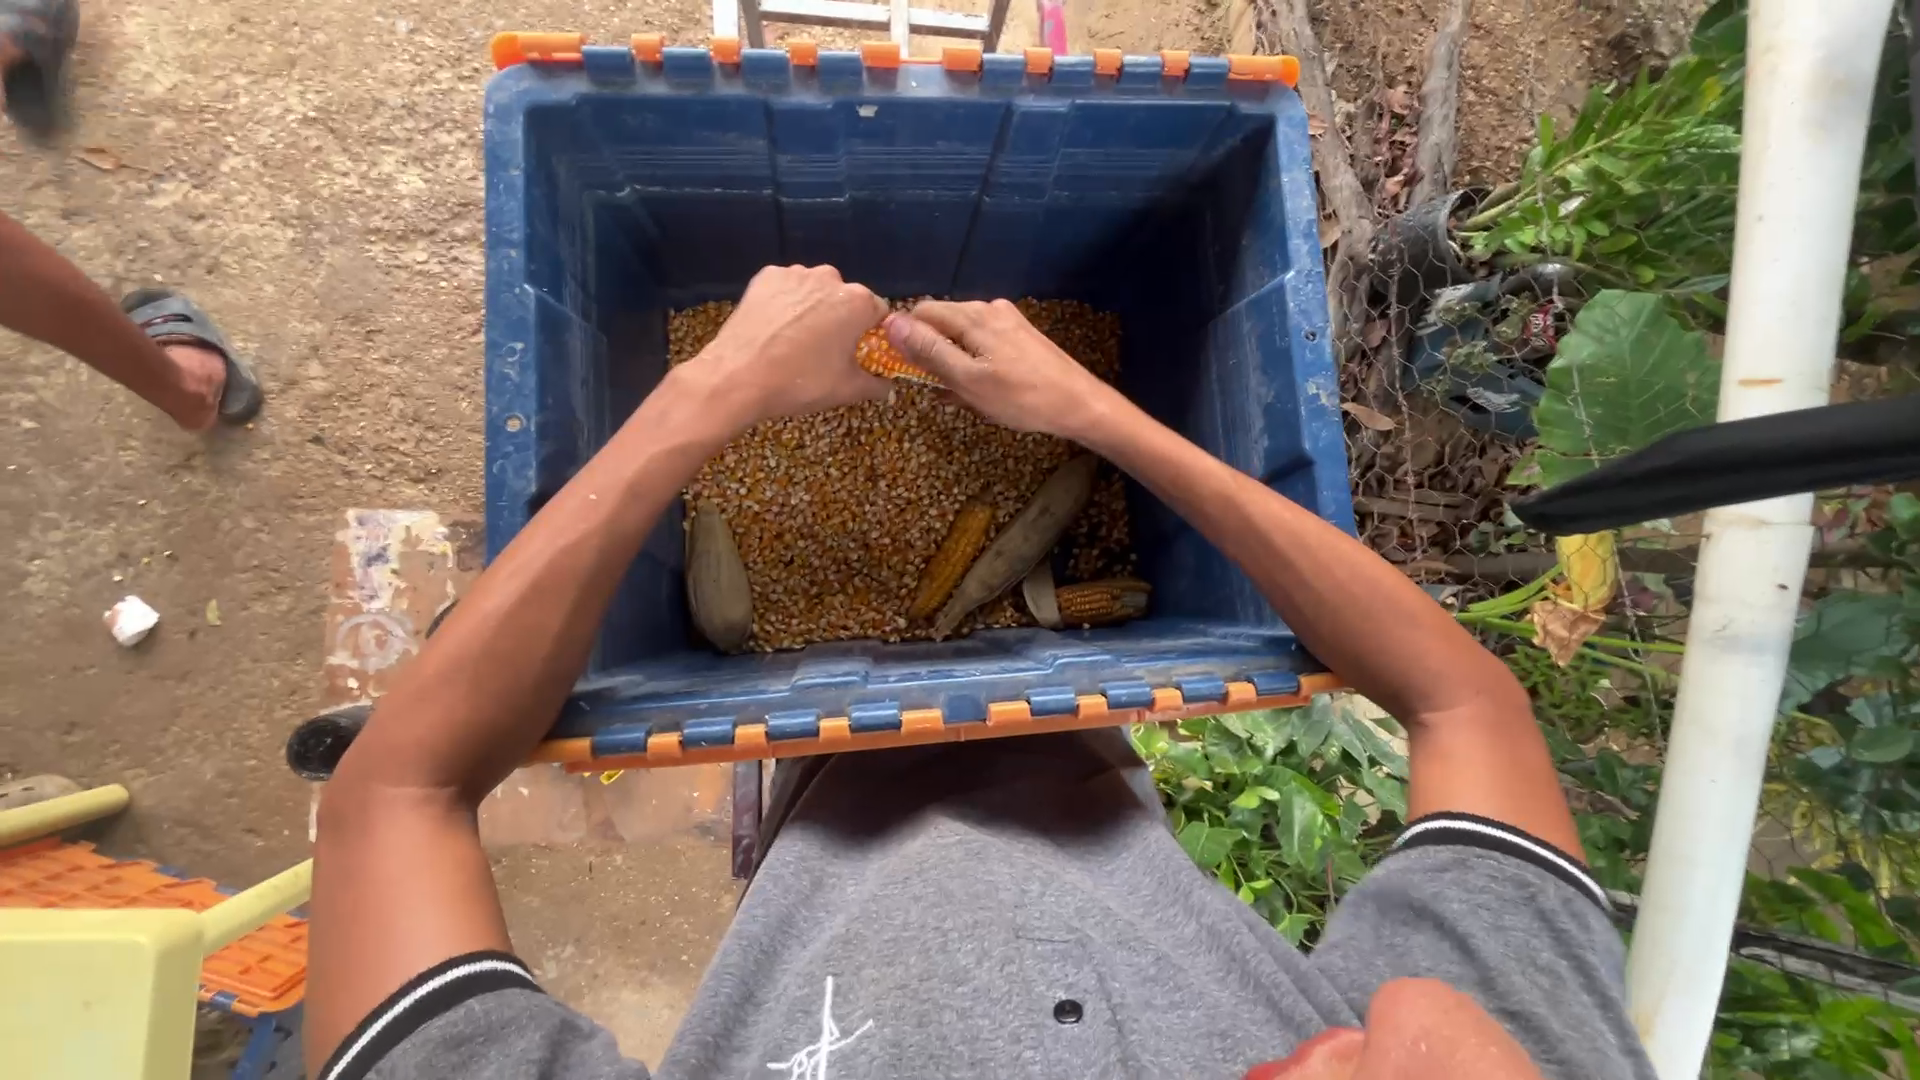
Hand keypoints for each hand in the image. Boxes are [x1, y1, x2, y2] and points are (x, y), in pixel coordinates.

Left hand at [686, 264, 888, 426]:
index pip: (879, 312)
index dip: (872, 333)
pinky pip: (788, 289)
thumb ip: (877, 385)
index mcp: (858, 302)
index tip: (860, 352)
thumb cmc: (802, 382)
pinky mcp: (766, 276)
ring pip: (816, 290)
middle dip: (842, 319)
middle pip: (847, 298)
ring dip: (815, 309)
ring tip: (797, 340)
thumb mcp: (847, 390)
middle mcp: (830, 278)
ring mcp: (795, 274)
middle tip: (827, 350)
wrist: (739, 376)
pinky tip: (777, 328)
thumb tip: (890, 388)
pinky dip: (787, 303)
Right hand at [883, 299, 1119, 438]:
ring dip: (953, 366)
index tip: (904, 370)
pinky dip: (973, 367)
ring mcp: (1008, 322)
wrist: (1078, 404)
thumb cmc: (1021, 397)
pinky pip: (983, 347)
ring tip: (963, 398)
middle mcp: (989, 309)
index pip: (921, 312)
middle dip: (932, 356)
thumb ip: (929, 352)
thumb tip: (890, 323)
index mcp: (974, 315)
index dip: (906, 339)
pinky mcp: (1020, 337)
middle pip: (942, 324)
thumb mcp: (968, 380)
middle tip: (939, 391)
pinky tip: (979, 394)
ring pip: (963, 339)